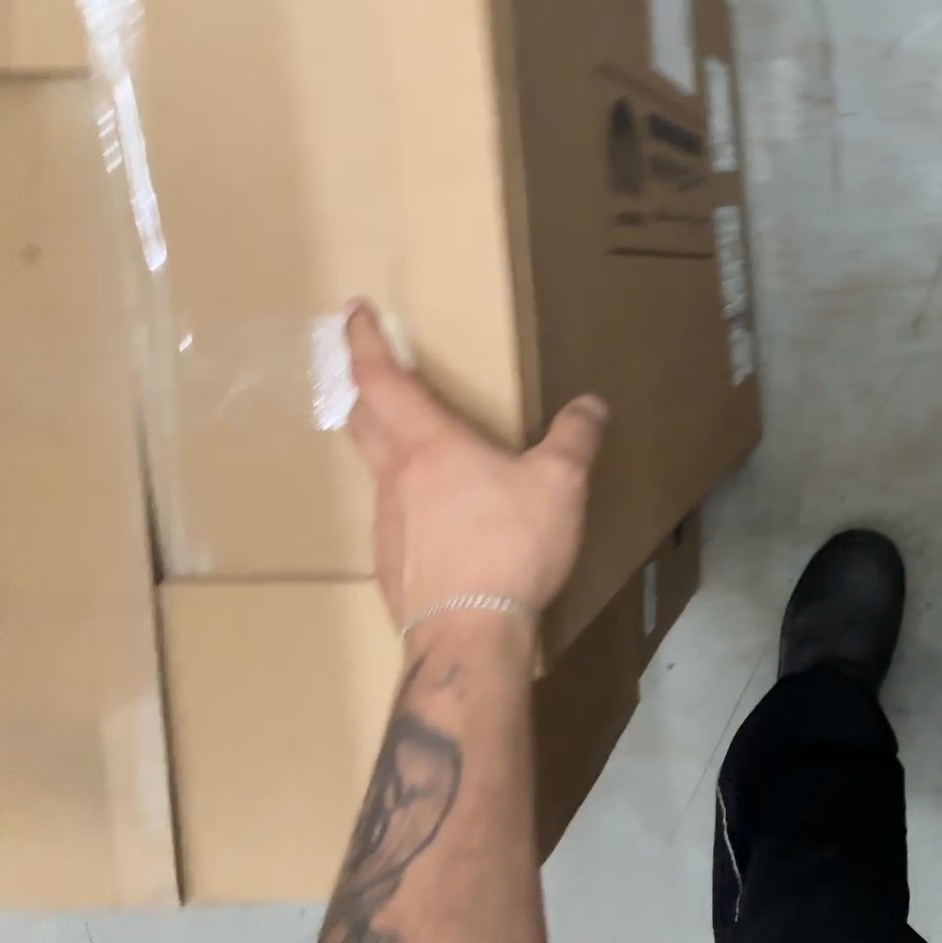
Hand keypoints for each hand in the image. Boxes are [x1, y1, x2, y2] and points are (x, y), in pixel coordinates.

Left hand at [343, 299, 608, 635]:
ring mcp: (387, 521)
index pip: (383, 381)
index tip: (350, 312)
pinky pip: (395, 510)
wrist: (469, 630)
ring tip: (415, 441)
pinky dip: (409, 492)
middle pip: (362, 418)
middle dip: (361, 384)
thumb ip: (576, 436)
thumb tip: (590, 404)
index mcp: (431, 446)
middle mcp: (397, 477)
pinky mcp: (393, 560)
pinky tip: (442, 515)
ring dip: (385, 440)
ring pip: (377, 466)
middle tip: (368, 366)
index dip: (363, 343)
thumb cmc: (513, 544)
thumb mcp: (563, 482)